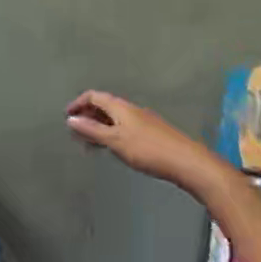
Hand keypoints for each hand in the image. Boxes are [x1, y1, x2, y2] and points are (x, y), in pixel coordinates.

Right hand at [65, 90, 230, 194]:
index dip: (78, 104)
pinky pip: (126, 128)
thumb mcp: (114, 140)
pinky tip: (116, 148)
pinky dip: (114, 134)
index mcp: (120, 107)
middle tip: (77, 133)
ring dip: (100, 127)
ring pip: (115, 119)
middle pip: (104, 107)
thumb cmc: (148, 150)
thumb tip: (70, 119)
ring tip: (93, 144)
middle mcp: (131, 110)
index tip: (68, 118)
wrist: (192, 165)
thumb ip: (91, 130)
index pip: (93, 96)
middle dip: (88, 117)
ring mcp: (145, 122)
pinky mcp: (154, 135)